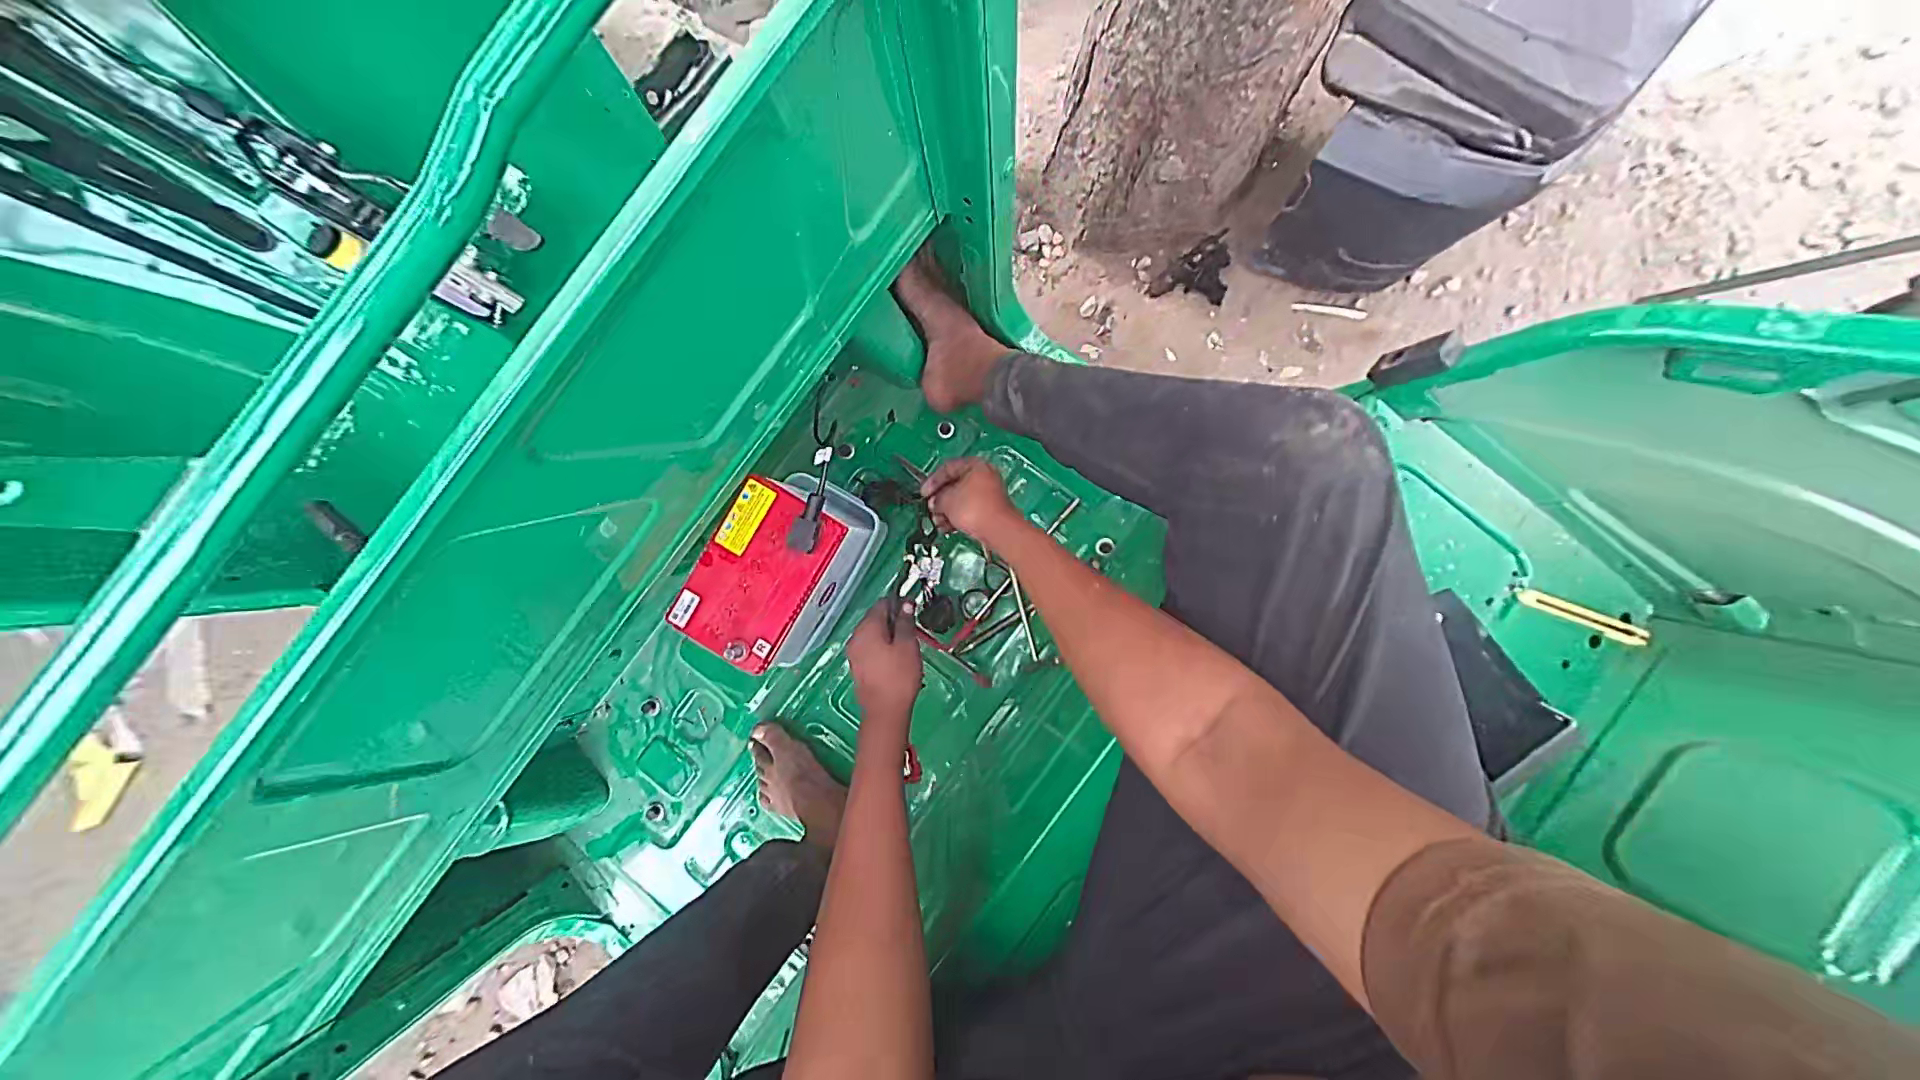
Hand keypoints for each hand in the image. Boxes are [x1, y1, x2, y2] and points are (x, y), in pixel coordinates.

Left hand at [846, 598, 923, 722]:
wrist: (884, 711)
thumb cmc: (899, 676)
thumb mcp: (908, 645)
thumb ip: (905, 622)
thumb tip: (905, 605)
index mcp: (867, 628)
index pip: (882, 604)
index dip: (899, 603)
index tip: (913, 610)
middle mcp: (856, 637)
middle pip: (875, 619)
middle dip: (893, 620)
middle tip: (913, 630)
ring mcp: (854, 653)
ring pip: (873, 635)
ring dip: (889, 635)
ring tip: (907, 646)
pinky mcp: (857, 667)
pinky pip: (870, 649)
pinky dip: (883, 648)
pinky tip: (897, 659)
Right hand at [922, 458, 1021, 544]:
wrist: (997, 530)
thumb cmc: (977, 509)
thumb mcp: (946, 501)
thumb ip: (936, 498)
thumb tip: (935, 502)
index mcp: (975, 465)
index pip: (948, 467)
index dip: (933, 481)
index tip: (925, 492)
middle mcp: (985, 476)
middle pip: (955, 484)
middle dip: (940, 499)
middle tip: (931, 507)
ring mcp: (990, 493)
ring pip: (962, 499)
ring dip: (948, 510)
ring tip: (939, 521)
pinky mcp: (991, 510)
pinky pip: (970, 510)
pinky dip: (958, 517)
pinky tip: (949, 526)